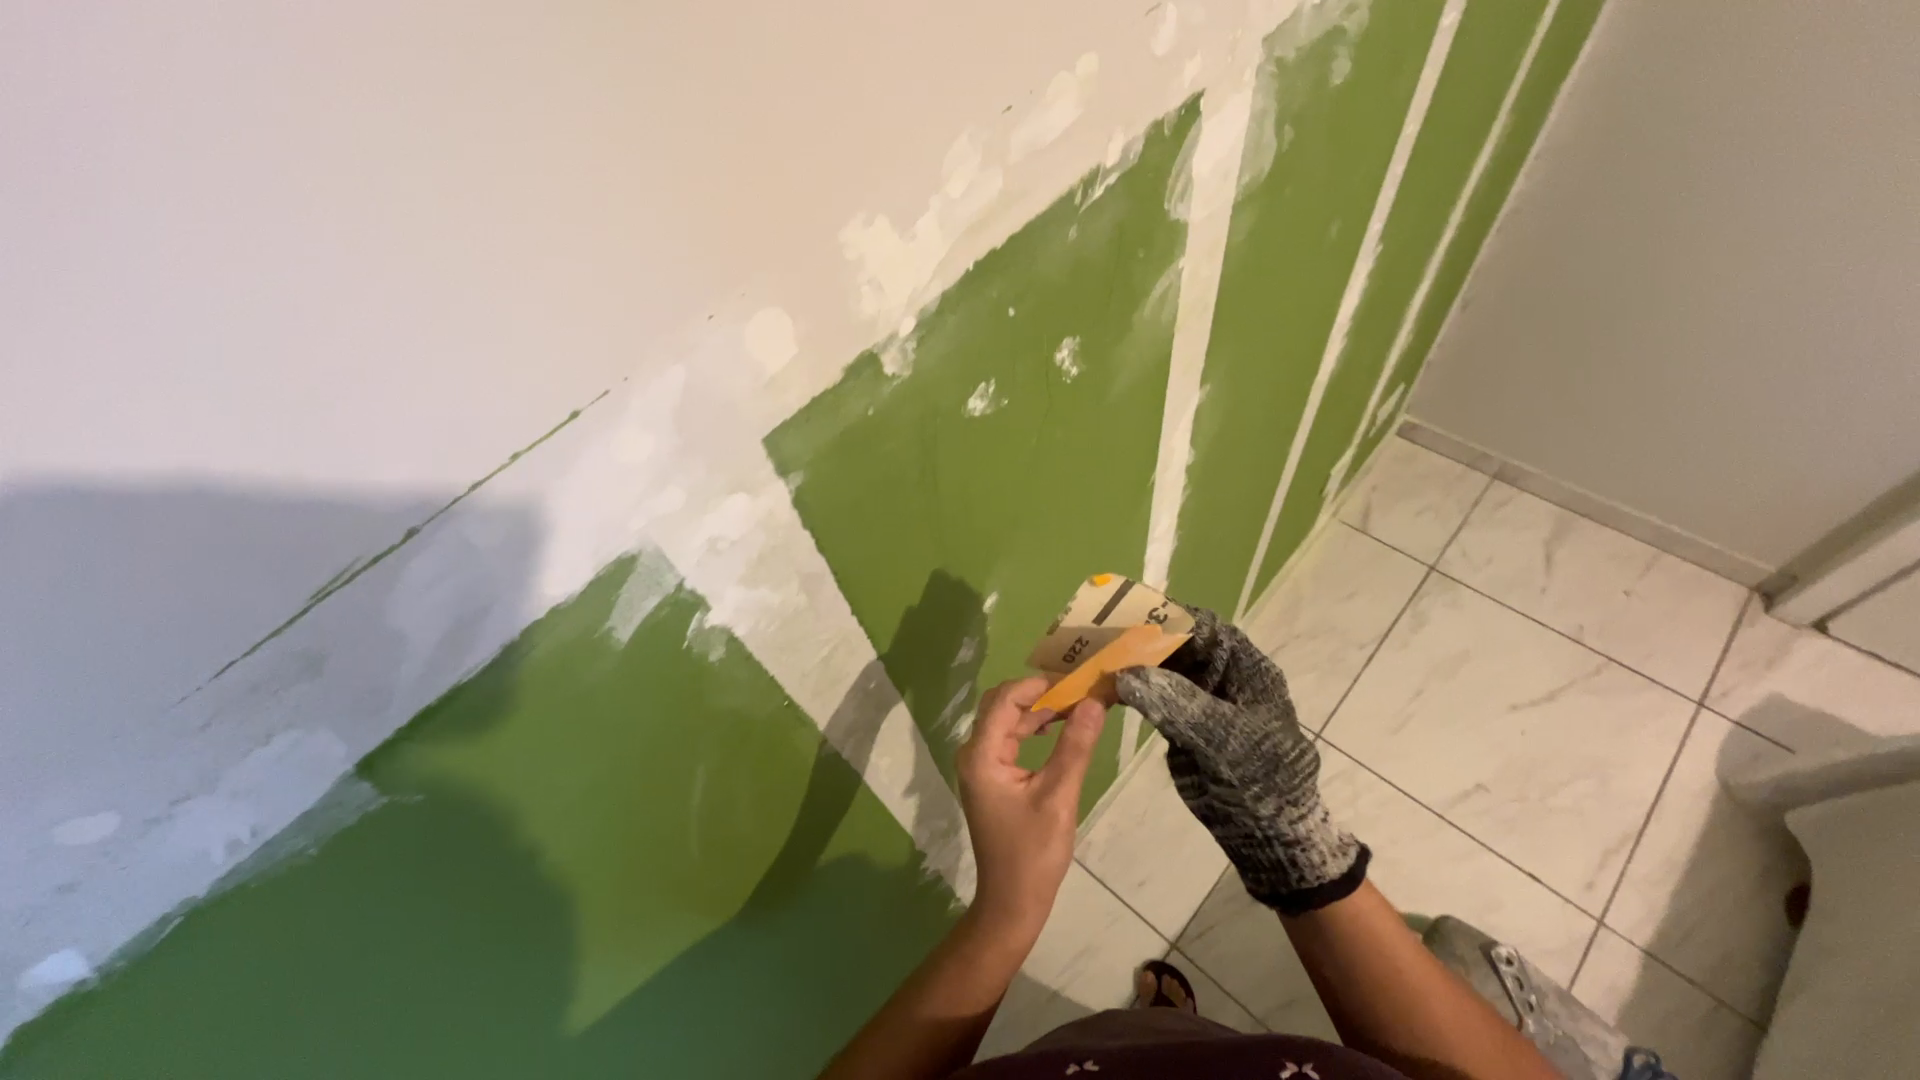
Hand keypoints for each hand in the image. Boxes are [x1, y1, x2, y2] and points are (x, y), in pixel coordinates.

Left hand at [955, 677, 1106, 938]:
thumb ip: (1075, 746)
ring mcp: (980, 766)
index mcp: (981, 756)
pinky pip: (1009, 740)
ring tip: (1077, 705)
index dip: (1038, 685)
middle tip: (1080, 690)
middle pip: (1002, 706)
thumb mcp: (1059, 796)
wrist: (1012, 901)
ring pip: (1006, 722)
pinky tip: (1058, 729)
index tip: (1075, 681)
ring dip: (1038, 711)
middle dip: (1039, 694)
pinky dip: (1032, 730)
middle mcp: (974, 754)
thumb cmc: (1033, 853)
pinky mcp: (991, 778)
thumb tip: (1095, 702)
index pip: (1004, 700)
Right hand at [1115, 604, 1368, 915]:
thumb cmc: (1259, 778)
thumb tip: (1125, 674)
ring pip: (1161, 669)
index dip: (1167, 617)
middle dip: (1140, 639)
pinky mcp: (1184, 722)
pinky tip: (1102, 688)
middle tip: (1098, 637)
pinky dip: (1130, 691)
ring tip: (1091, 659)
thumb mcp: (1221, 737)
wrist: (1266, 832)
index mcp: (1244, 668)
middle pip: (1177, 644)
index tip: (1126, 614)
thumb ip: (1175, 702)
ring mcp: (1201, 699)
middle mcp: (1221, 676)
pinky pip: (1154, 697)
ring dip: (1130, 663)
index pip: (1204, 628)